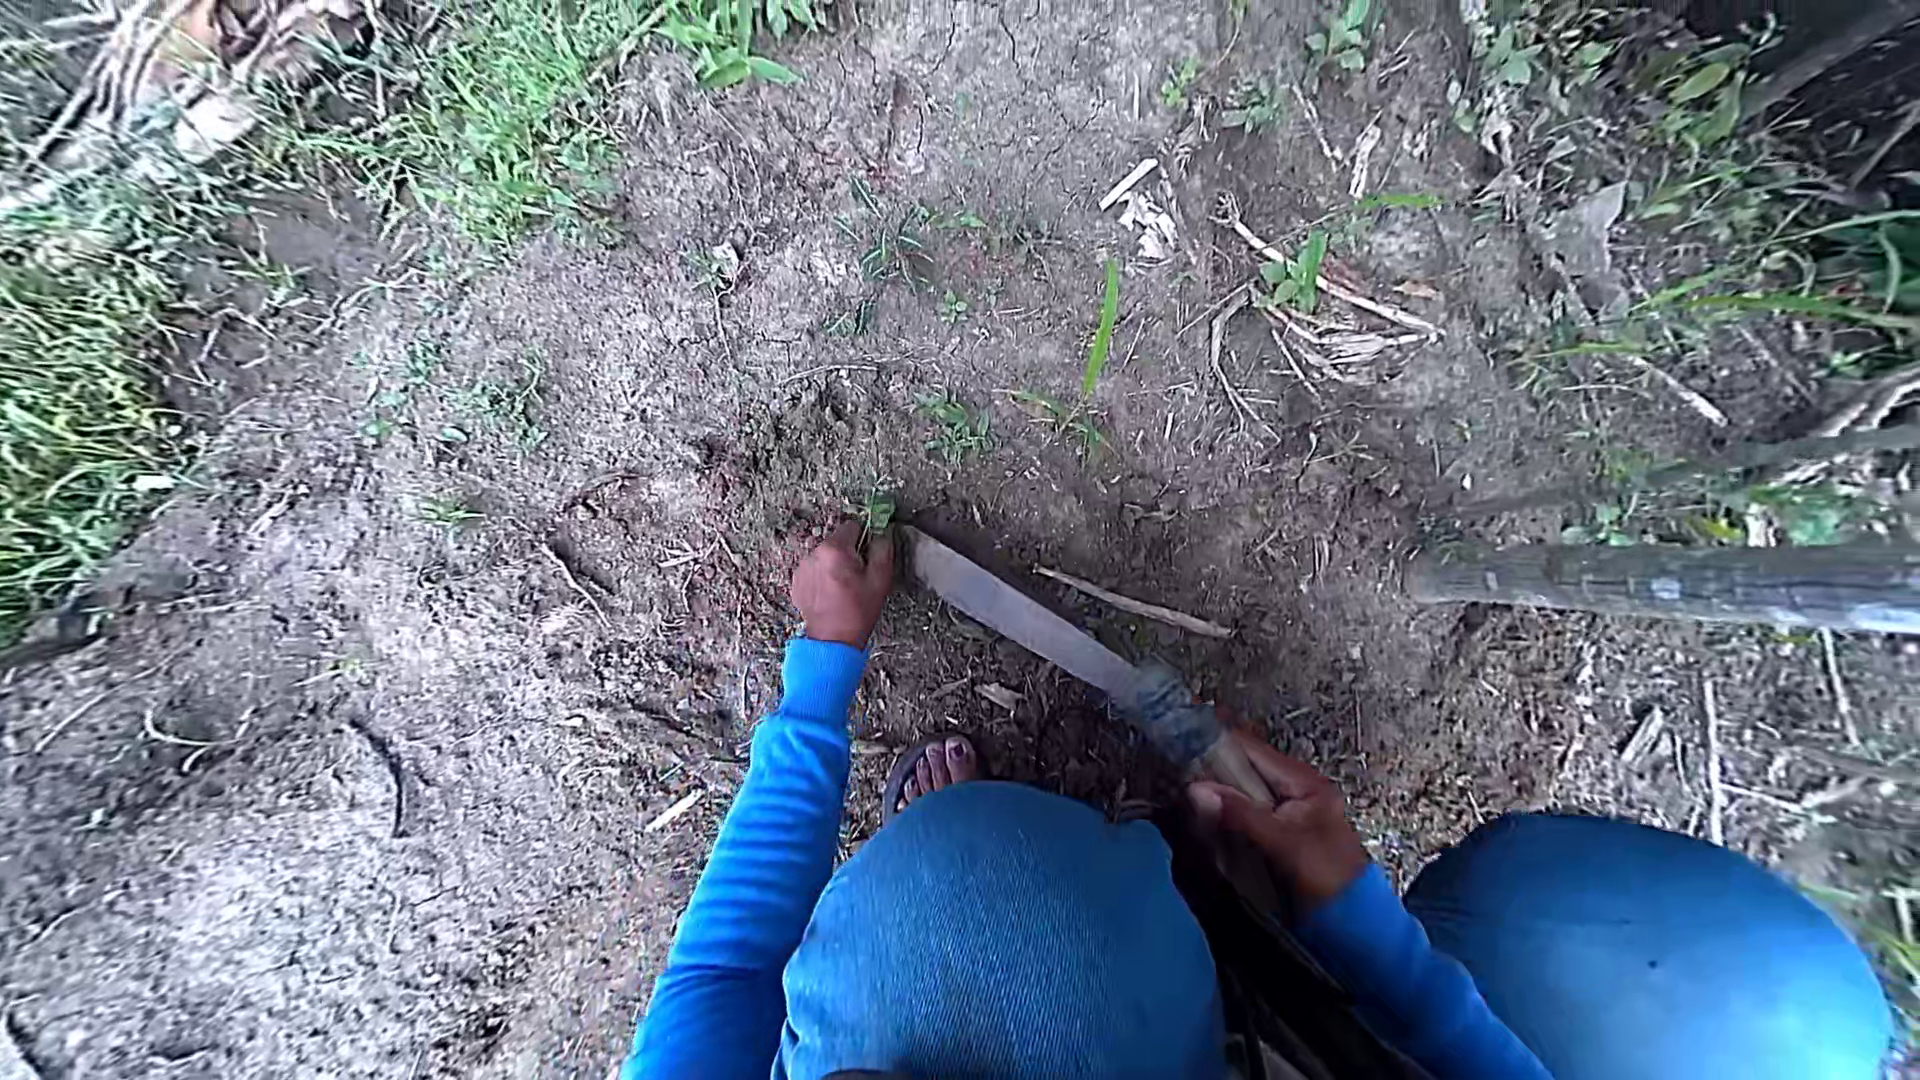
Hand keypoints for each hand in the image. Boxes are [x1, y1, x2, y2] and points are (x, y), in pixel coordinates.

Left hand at [791, 521, 895, 646]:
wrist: (832, 641)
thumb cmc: (856, 613)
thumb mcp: (880, 579)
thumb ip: (883, 549)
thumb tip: (882, 534)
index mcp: (834, 550)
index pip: (853, 526)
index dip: (865, 539)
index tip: (868, 554)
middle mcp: (814, 555)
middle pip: (838, 542)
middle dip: (850, 554)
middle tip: (858, 577)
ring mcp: (804, 568)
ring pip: (826, 556)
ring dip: (835, 566)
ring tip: (844, 588)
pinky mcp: (798, 581)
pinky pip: (815, 569)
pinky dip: (824, 577)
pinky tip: (832, 593)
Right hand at [1188, 730, 1369, 913]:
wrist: (1359, 931)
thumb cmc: (1329, 882)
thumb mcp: (1285, 845)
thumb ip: (1241, 814)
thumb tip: (1194, 789)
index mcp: (1303, 780)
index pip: (1250, 748)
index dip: (1217, 742)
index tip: (1182, 740)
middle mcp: (1293, 787)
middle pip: (1241, 766)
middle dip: (1211, 770)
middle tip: (1176, 771)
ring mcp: (1284, 808)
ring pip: (1238, 788)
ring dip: (1214, 792)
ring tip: (1184, 791)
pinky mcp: (1275, 829)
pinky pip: (1241, 809)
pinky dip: (1222, 810)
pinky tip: (1203, 815)